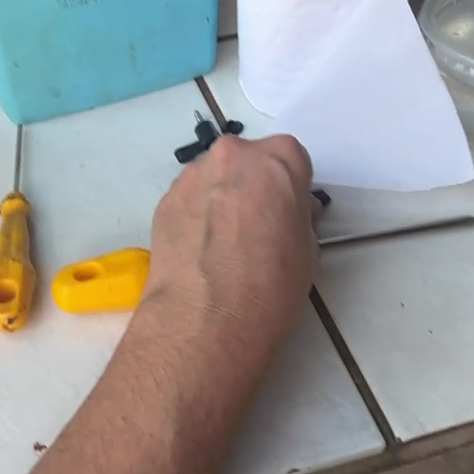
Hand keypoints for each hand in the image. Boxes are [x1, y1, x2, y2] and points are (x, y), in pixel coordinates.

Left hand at [136, 134, 318, 371]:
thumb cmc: (270, 286)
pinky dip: (196, 215)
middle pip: (248, 161)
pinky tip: (200, 250)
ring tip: (223, 243)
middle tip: (255, 227)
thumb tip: (289, 213)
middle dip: (252, 186)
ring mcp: (193, 175)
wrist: (207, 317)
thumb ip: (298, 216)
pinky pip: (189, 198)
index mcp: (278, 161)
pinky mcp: (165, 199)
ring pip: (215, 177)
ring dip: (221, 198)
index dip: (290, 187)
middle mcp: (233, 156)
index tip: (287, 212)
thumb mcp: (308, 250)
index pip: (291, 159)